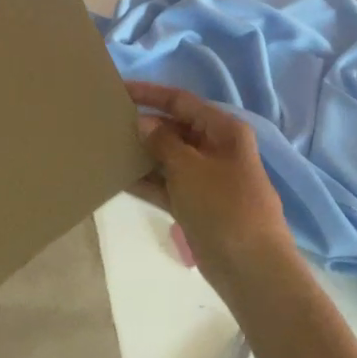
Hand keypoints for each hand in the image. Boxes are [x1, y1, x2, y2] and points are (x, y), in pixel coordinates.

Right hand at [127, 81, 296, 299]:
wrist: (251, 268)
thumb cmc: (224, 207)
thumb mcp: (189, 167)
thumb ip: (162, 141)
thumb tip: (142, 122)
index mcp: (224, 131)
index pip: (181, 101)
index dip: (150, 93)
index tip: (118, 89)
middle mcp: (216, 149)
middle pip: (174, 128)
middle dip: (143, 125)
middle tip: (106, 121)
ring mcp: (206, 179)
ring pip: (167, 157)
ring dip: (141, 153)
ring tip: (105, 146)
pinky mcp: (196, 205)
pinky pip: (165, 184)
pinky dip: (145, 181)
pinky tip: (116, 178)